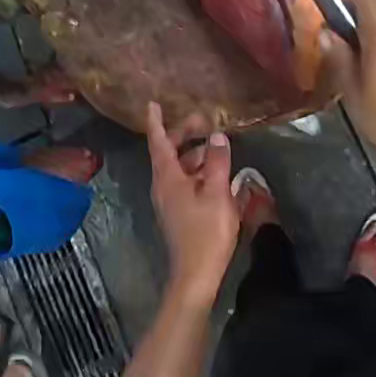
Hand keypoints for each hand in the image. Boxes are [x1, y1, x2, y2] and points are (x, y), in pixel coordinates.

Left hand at [145, 101, 237, 296]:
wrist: (197, 272)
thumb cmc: (206, 230)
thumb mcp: (216, 191)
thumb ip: (217, 161)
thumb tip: (217, 136)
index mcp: (168, 179)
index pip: (160, 144)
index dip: (157, 123)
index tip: (153, 104)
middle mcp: (165, 187)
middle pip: (171, 154)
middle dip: (185, 136)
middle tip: (204, 121)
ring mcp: (172, 201)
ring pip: (182, 169)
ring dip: (197, 155)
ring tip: (220, 147)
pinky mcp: (181, 213)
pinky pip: (188, 183)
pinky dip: (201, 172)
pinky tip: (222, 174)